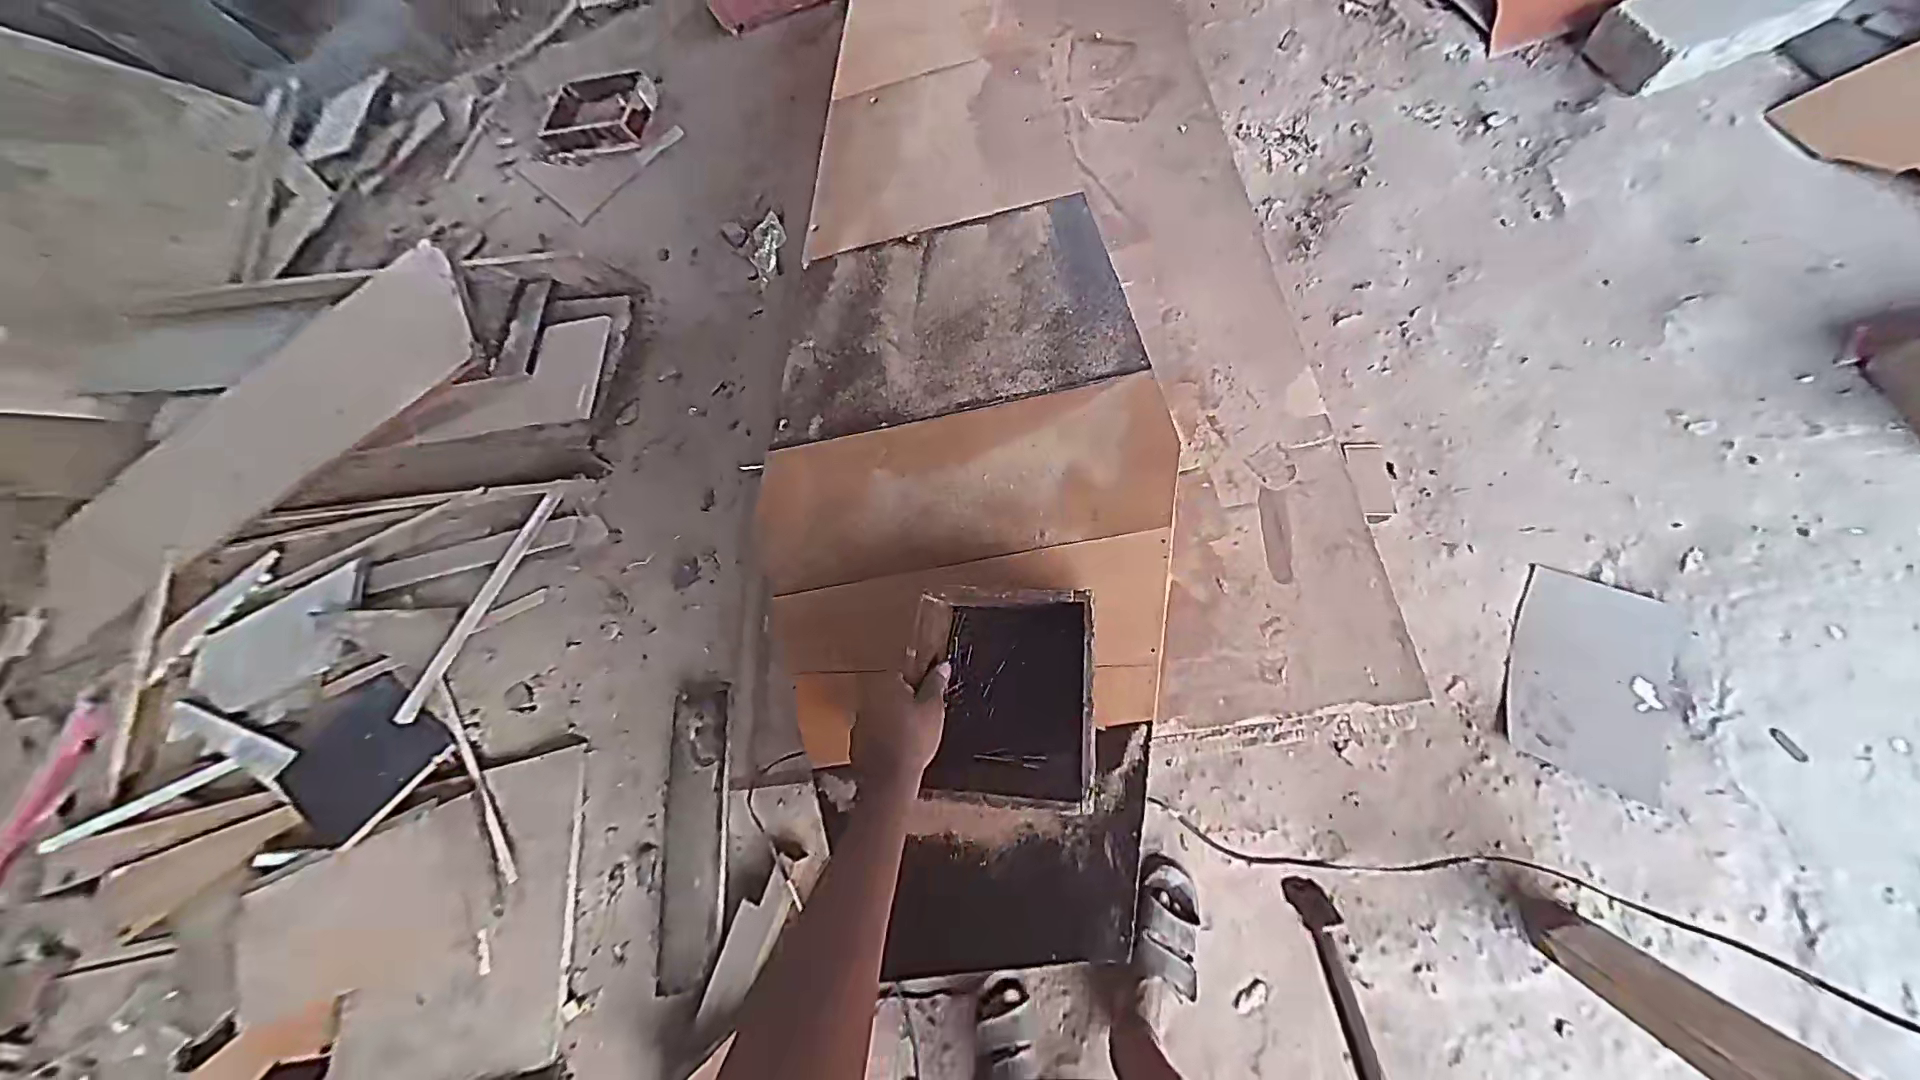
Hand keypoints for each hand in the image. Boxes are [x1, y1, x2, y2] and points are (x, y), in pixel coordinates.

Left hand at [849, 661, 949, 797]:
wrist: (888, 779)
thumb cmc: (914, 738)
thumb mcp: (934, 708)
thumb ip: (936, 684)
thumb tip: (943, 666)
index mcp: (887, 680)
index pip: (904, 666)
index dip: (920, 673)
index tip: (932, 682)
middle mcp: (868, 694)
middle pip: (891, 686)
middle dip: (907, 693)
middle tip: (926, 706)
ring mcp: (860, 717)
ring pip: (882, 707)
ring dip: (896, 712)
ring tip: (915, 727)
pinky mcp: (857, 738)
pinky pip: (876, 727)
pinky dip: (887, 730)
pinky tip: (901, 742)